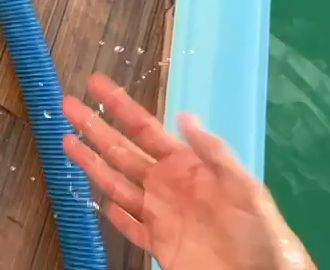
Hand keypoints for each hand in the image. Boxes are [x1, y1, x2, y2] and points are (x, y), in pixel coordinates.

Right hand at [62, 74, 312, 269]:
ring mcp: (162, 216)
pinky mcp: (161, 247)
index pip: (144, 128)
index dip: (119, 105)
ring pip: (117, 185)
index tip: (94, 82)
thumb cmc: (265, 241)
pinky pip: (133, 229)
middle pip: (122, 151)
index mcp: (187, 167)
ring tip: (65, 141)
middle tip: (66, 104)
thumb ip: (215, 155)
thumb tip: (184, 116)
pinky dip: (118, 219)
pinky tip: (102, 205)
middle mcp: (168, 186)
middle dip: (94, 127)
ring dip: (92, 164)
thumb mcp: (247, 193)